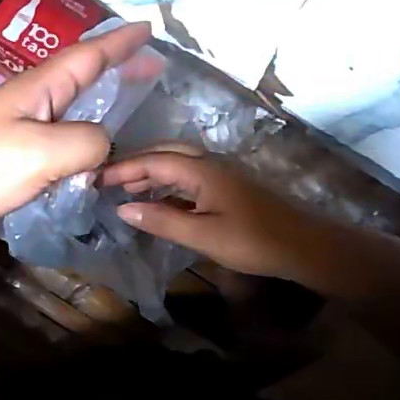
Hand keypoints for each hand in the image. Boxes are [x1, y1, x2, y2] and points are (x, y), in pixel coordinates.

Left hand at [0, 22, 154, 248]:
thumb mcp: (46, 150)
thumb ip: (89, 142)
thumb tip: (102, 146)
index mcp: (38, 88)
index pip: (87, 55)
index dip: (120, 43)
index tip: (148, 29)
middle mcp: (33, 102)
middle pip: (83, 77)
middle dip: (118, 68)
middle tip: (153, 68)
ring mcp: (24, 130)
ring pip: (75, 111)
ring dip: (105, 106)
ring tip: (133, 108)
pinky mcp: (21, 159)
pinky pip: (65, 143)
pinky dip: (88, 143)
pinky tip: (100, 156)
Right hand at [100, 147, 343, 281]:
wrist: (304, 246)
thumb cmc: (253, 241)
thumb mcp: (202, 235)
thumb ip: (162, 220)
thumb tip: (122, 208)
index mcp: (202, 169)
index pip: (153, 160)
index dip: (122, 168)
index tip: (95, 177)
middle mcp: (210, 163)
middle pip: (166, 153)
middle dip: (136, 163)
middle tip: (108, 180)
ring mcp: (222, 174)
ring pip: (179, 163)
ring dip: (152, 172)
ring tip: (127, 190)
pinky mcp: (229, 187)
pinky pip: (190, 176)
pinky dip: (169, 184)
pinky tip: (160, 201)